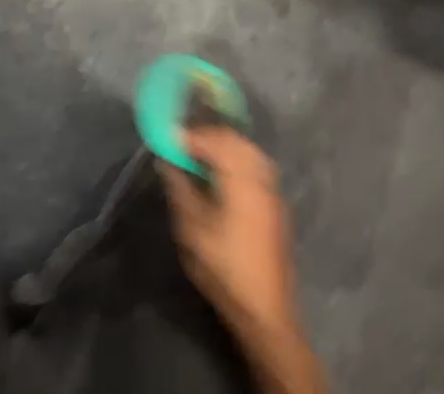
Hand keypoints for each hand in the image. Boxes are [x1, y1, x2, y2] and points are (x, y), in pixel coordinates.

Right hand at [159, 127, 299, 335]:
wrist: (265, 309)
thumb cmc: (223, 269)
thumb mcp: (191, 230)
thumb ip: (179, 190)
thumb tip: (167, 162)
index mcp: (240, 184)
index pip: (216, 142)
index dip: (191, 135)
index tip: (168, 136)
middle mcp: (261, 182)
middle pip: (237, 142)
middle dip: (209, 135)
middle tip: (183, 142)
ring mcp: (272, 195)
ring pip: (251, 153)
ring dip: (226, 146)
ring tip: (200, 155)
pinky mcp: (276, 207)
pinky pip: (258, 167)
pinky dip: (238, 159)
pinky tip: (221, 174)